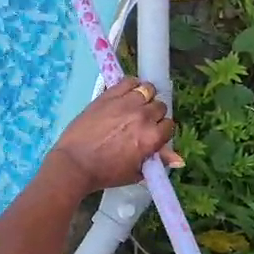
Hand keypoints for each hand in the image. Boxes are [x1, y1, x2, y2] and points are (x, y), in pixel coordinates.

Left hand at [45, 77, 178, 194]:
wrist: (75, 163)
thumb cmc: (105, 173)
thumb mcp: (136, 172)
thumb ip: (158, 161)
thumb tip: (179, 159)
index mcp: (151, 138)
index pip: (169, 125)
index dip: (161, 130)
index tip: (152, 133)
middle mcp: (143, 117)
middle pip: (160, 106)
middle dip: (153, 115)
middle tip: (140, 122)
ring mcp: (126, 103)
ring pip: (147, 90)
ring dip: (144, 97)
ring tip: (135, 105)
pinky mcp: (109, 95)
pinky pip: (129, 81)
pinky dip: (132, 84)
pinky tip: (128, 92)